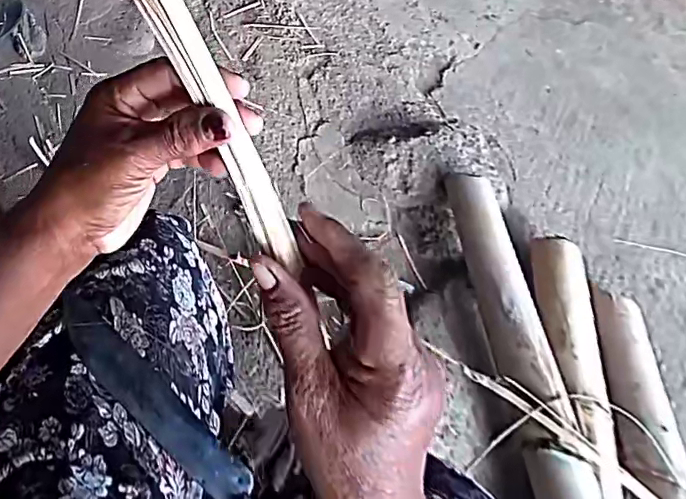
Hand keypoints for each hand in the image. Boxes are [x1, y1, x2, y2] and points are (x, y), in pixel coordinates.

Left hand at [25, 58, 261, 255]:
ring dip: (213, 132)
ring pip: (187, 123)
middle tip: (243, 116)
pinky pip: (185, 147)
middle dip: (214, 107)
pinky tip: (219, 162)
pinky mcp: (150, 160)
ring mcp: (142, 136)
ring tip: (239, 143)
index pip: (167, 73)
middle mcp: (130, 111)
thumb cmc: (77, 190)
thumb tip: (217, 121)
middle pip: (181, 97)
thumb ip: (179, 136)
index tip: (231, 88)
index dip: (201, 78)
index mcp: (118, 96)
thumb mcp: (135, 156)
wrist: (66, 233)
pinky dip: (204, 154)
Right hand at [253, 204, 445, 498]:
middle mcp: (416, 357)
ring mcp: (414, 357)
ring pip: (371, 292)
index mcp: (398, 366)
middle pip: (372, 282)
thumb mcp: (307, 392)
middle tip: (284, 232)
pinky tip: (313, 282)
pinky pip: (371, 309)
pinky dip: (339, 290)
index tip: (304, 220)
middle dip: (327, 250)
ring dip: (330, 268)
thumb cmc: (347, 466)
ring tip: (291, 253)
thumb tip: (268, 269)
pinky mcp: (403, 358)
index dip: (338, 242)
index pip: (374, 284)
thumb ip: (290, 323)